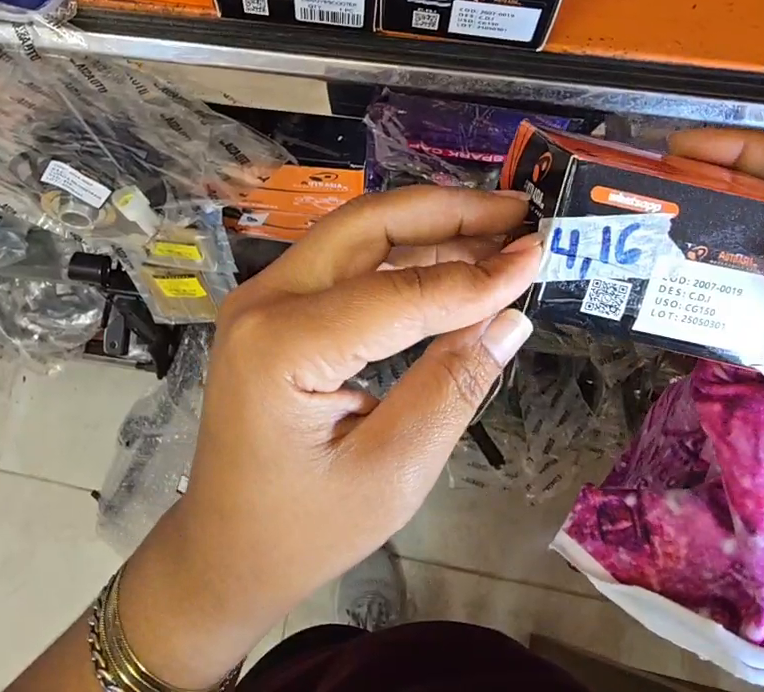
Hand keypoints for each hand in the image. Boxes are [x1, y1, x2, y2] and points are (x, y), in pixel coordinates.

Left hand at [118, 187, 541, 685]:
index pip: (397, 292)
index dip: (475, 275)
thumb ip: (451, 386)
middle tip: (520, 213)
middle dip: (448, 213)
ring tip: (499, 232)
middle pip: (367, 226)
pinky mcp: (274, 308)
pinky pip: (345, 263)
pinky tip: (452, 263)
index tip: (539, 256)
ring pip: (356, 234)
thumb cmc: (303, 529)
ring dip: (428, 228)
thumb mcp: (391, 472)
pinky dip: (402, 256)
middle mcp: (263, 301)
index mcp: (281, 345)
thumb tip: (511, 317)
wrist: (225, 550)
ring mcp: (263, 298)